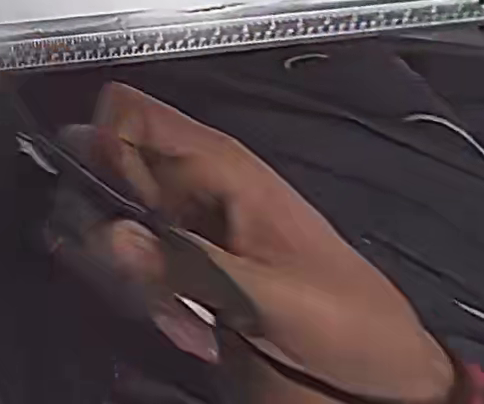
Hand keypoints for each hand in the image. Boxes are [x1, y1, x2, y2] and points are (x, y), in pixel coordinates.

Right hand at [67, 84, 454, 403]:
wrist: (385, 374)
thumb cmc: (348, 322)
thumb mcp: (276, 299)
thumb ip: (189, 263)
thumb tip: (110, 234)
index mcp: (211, 161)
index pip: (123, 109)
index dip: (102, 140)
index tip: (111, 196)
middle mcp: (180, 174)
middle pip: (98, 162)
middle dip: (104, 219)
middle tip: (138, 272)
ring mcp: (171, 210)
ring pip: (101, 210)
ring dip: (121, 264)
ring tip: (177, 313)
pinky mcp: (167, 245)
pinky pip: (117, 247)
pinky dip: (134, 284)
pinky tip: (180, 319)